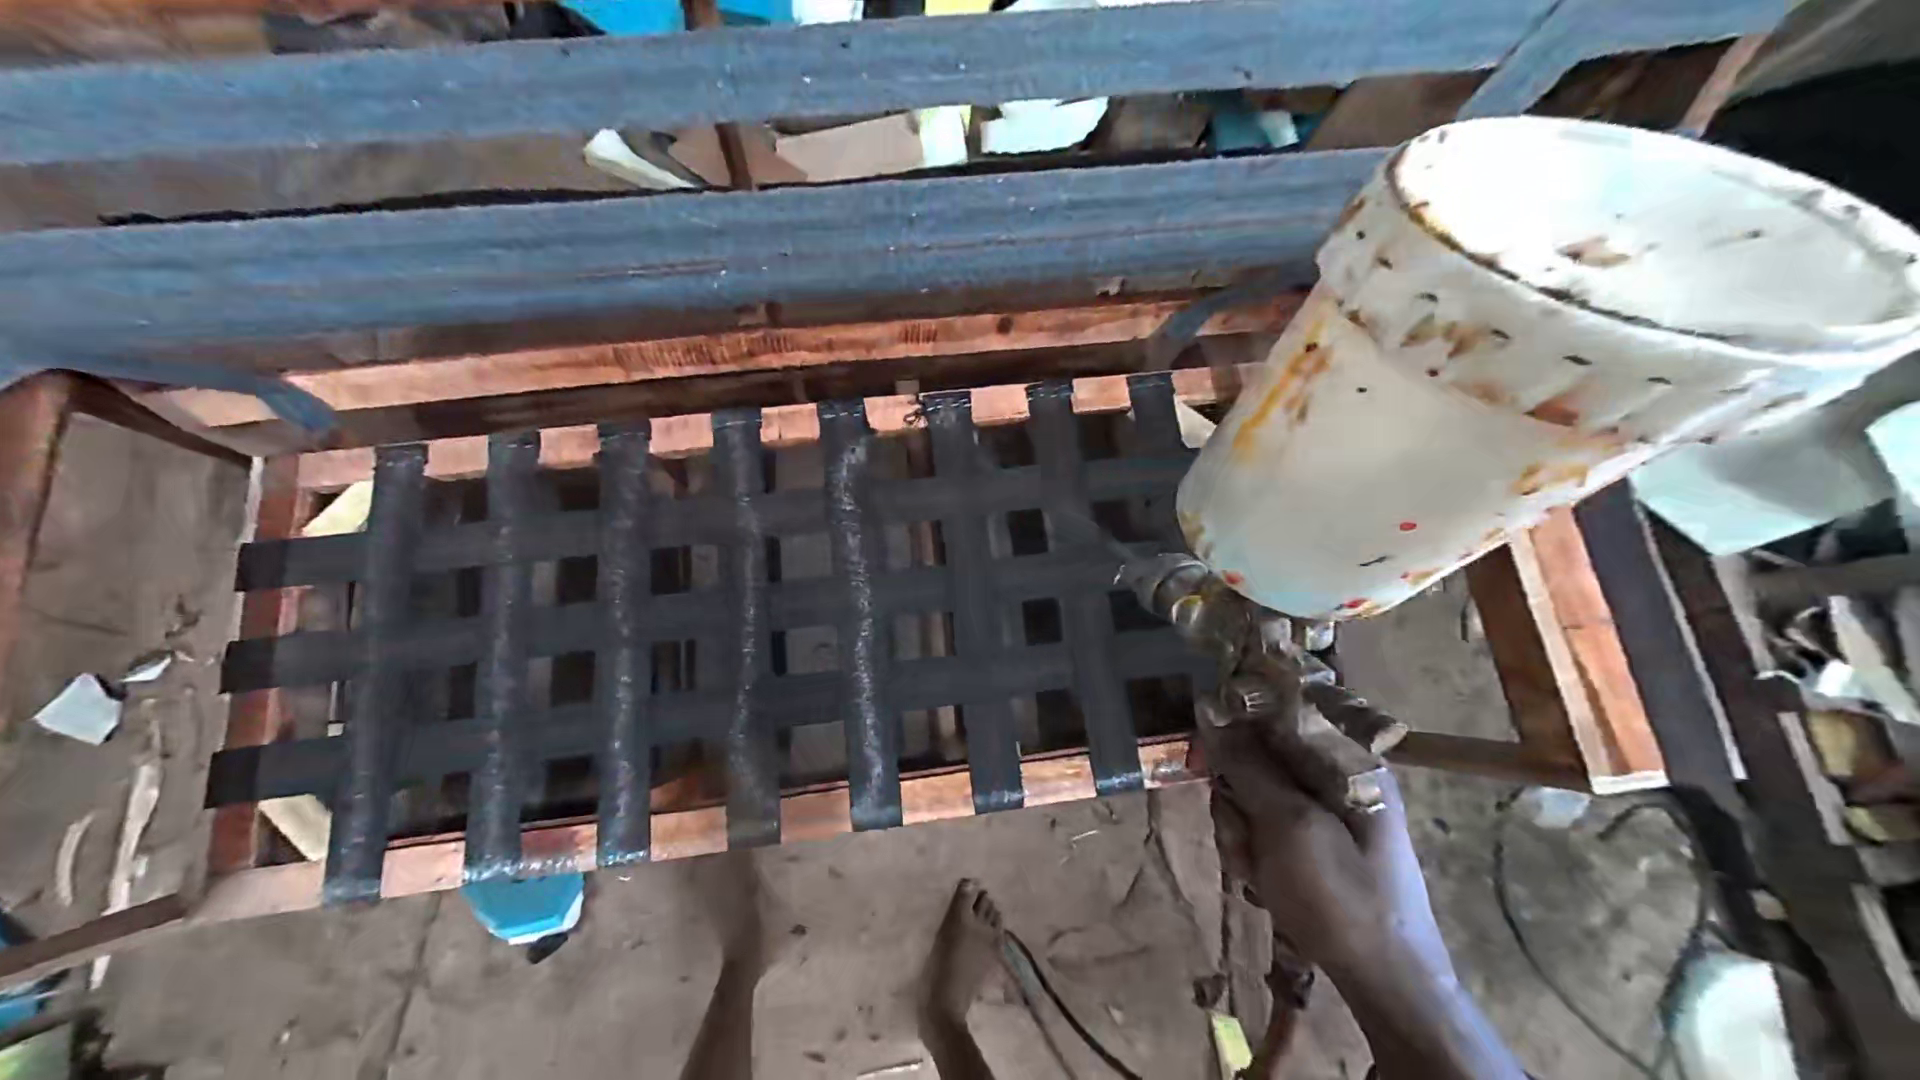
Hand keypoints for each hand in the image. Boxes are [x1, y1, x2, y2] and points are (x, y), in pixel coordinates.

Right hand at [1199, 707, 1528, 1079]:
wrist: (1384, 983)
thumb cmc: (1342, 896)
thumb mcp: (1288, 823)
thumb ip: (1247, 761)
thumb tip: (1207, 704)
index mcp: (1347, 755)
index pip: (1284, 700)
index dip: (1240, 707)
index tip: (1209, 727)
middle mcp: (1333, 771)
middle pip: (1257, 747)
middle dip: (1236, 788)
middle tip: (1241, 828)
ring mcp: (1317, 805)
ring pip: (1248, 785)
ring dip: (1239, 825)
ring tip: (1253, 864)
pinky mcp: (1305, 834)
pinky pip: (1257, 818)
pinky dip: (1249, 845)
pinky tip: (1259, 876)